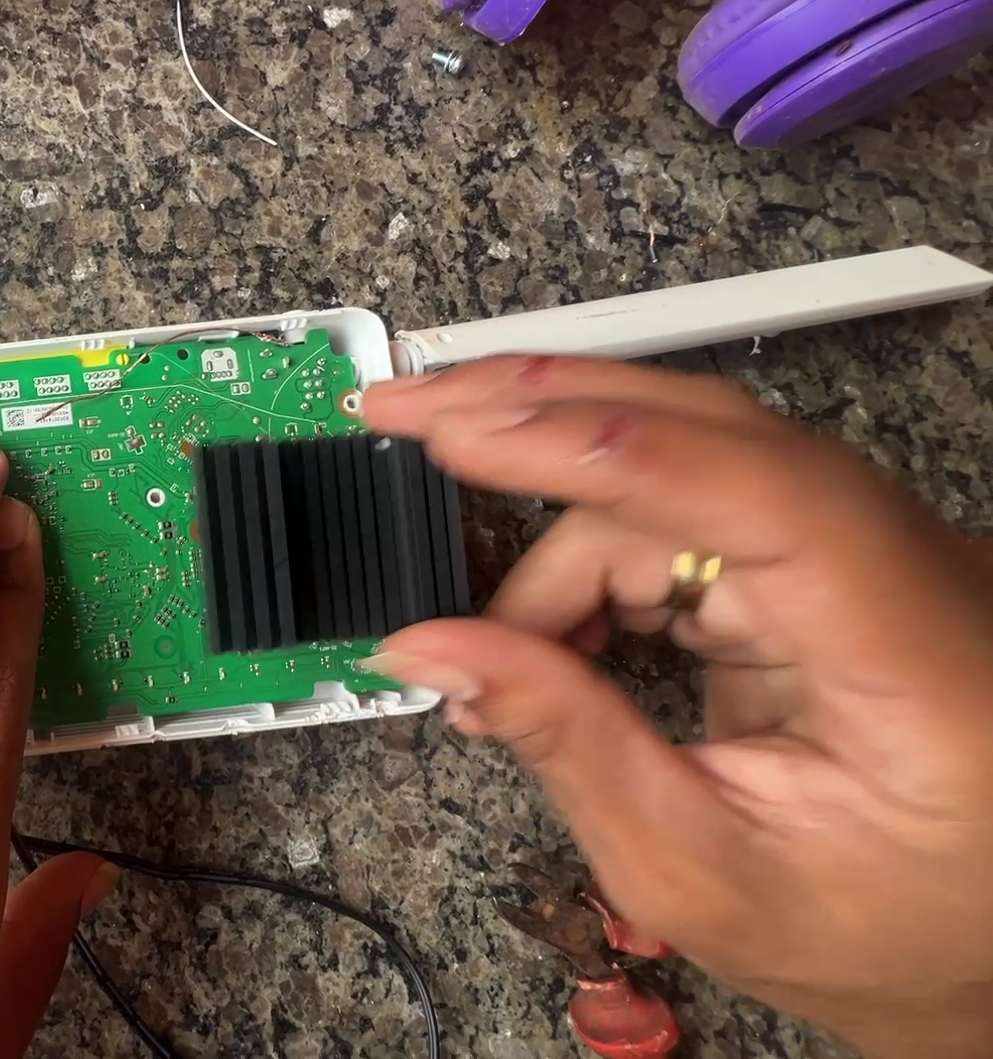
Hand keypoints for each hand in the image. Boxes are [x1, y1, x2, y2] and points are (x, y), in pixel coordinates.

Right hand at [360, 356, 992, 1056]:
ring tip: (489, 648)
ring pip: (650, 483)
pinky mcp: (802, 557)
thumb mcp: (684, 865)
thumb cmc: (857, 928)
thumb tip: (420, 648)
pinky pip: (652, 518)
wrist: (956, 929)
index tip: (454, 433)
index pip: (761, 494)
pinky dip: (565, 565)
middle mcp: (906, 572)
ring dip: (539, 554)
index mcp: (918, 662)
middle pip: (700, 430)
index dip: (595, 446)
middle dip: (531, 413)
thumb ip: (554, 737)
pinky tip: (539, 633)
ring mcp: (855, 551)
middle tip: (402, 410)